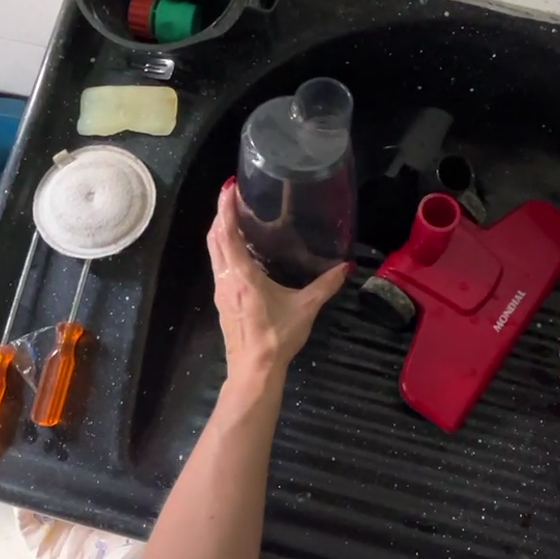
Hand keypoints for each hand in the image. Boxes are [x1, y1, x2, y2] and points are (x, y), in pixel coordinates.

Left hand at [207, 180, 347, 378]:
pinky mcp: (222, 302)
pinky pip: (218, 266)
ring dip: (220, 232)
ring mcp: (220, 291)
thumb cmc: (276, 336)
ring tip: (233, 216)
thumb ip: (325, 285)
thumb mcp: (305, 308)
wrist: (254, 370)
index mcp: (242, 275)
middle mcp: (225, 278)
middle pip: (214, 238)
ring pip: (213, 252)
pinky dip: (223, 249)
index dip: (226, 208)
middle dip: (220, 214)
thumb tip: (346, 267)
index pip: (227, 233)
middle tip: (231, 196)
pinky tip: (238, 250)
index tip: (228, 188)